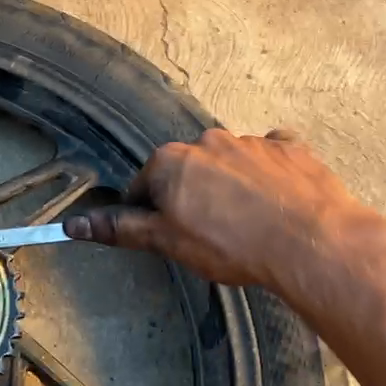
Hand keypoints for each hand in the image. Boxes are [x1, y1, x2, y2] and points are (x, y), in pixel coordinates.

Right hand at [62, 128, 375, 287]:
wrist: (311, 242)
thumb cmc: (232, 244)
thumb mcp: (167, 242)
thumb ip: (121, 229)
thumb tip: (74, 224)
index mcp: (170, 161)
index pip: (143, 186)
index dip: (151, 214)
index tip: (169, 236)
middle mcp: (207, 141)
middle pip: (185, 171)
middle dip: (190, 196)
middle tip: (208, 235)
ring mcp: (251, 142)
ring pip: (227, 165)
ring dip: (229, 187)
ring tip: (247, 225)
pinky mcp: (290, 149)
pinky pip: (269, 159)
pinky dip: (267, 177)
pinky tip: (276, 204)